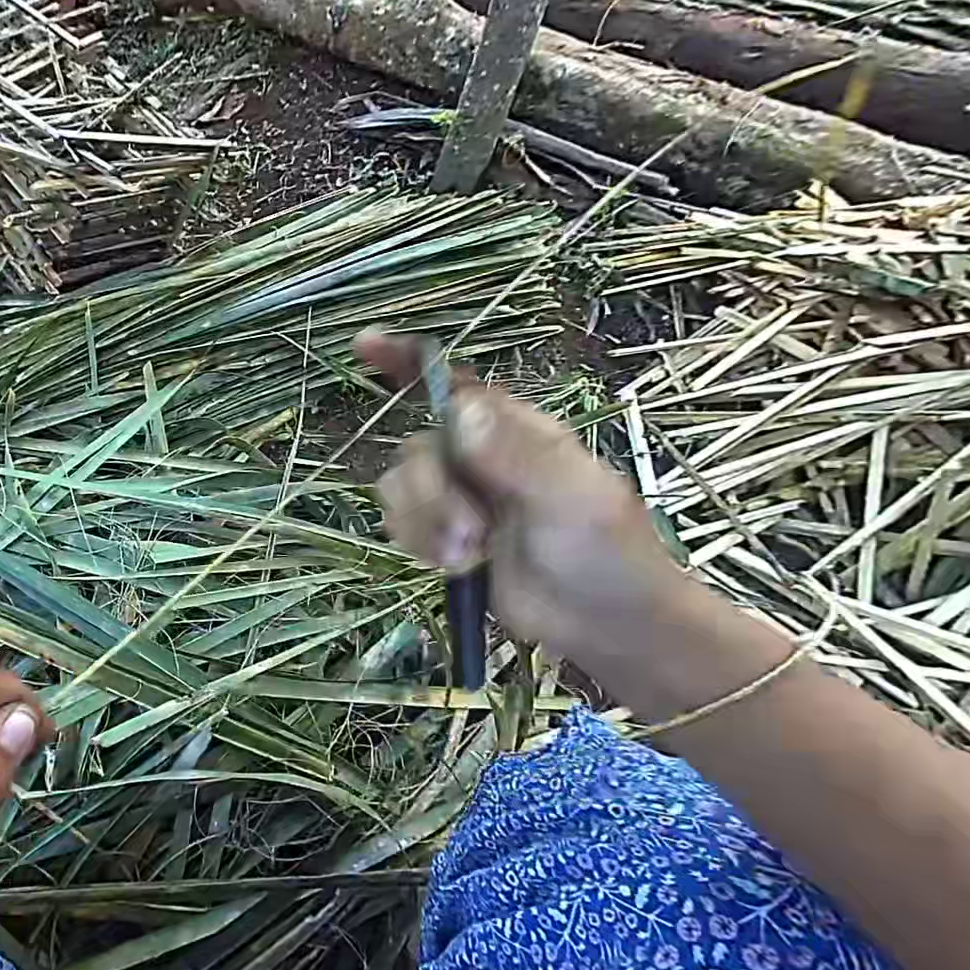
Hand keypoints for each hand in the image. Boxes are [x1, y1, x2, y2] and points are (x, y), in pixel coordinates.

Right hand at [357, 331, 788, 717]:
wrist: (601, 624)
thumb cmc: (605, 552)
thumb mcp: (571, 498)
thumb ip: (514, 454)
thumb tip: (458, 406)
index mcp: (512, 430)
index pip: (453, 384)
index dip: (407, 361)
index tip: (364, 346)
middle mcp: (476, 456)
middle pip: (415, 449)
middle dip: (432, 494)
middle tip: (471, 533)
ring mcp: (456, 497)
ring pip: (399, 488)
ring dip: (425, 524)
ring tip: (466, 556)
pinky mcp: (440, 534)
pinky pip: (399, 522)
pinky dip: (418, 543)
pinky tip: (455, 564)